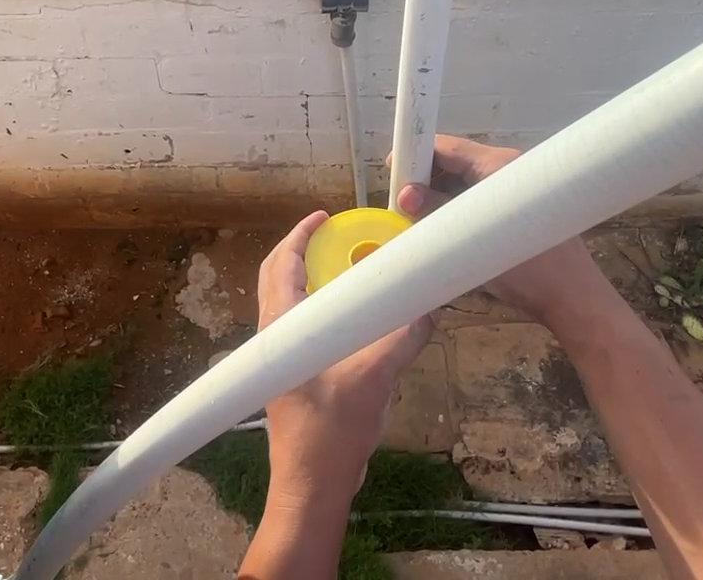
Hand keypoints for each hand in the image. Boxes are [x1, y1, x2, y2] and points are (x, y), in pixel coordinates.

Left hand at [257, 210, 433, 508]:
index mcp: (281, 328)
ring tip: (345, 266)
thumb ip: (403, 339)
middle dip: (303, 249)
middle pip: (277, 275)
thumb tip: (430, 307)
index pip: (281, 264)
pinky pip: (299, 322)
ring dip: (311, 276)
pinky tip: (349, 313)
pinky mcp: (289, 373)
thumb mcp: (375, 379)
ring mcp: (278, 356)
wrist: (311, 486)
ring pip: (286, 299)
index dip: (300, 234)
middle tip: (336, 235)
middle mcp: (272, 336)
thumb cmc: (332, 431)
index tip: (324, 216)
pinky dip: (319, 304)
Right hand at [395, 135, 611, 329]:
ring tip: (420, 214)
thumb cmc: (524, 270)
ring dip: (443, 190)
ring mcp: (519, 182)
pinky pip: (483, 189)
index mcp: (498, 166)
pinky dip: (461, 200)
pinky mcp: (523, 201)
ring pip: (469, 175)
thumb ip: (433, 212)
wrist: (573, 298)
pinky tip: (447, 222)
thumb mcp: (468, 243)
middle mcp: (510, 165)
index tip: (393, 168)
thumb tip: (404, 194)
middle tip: (403, 200)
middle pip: (457, 159)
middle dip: (427, 176)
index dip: (416, 154)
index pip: (447, 146)